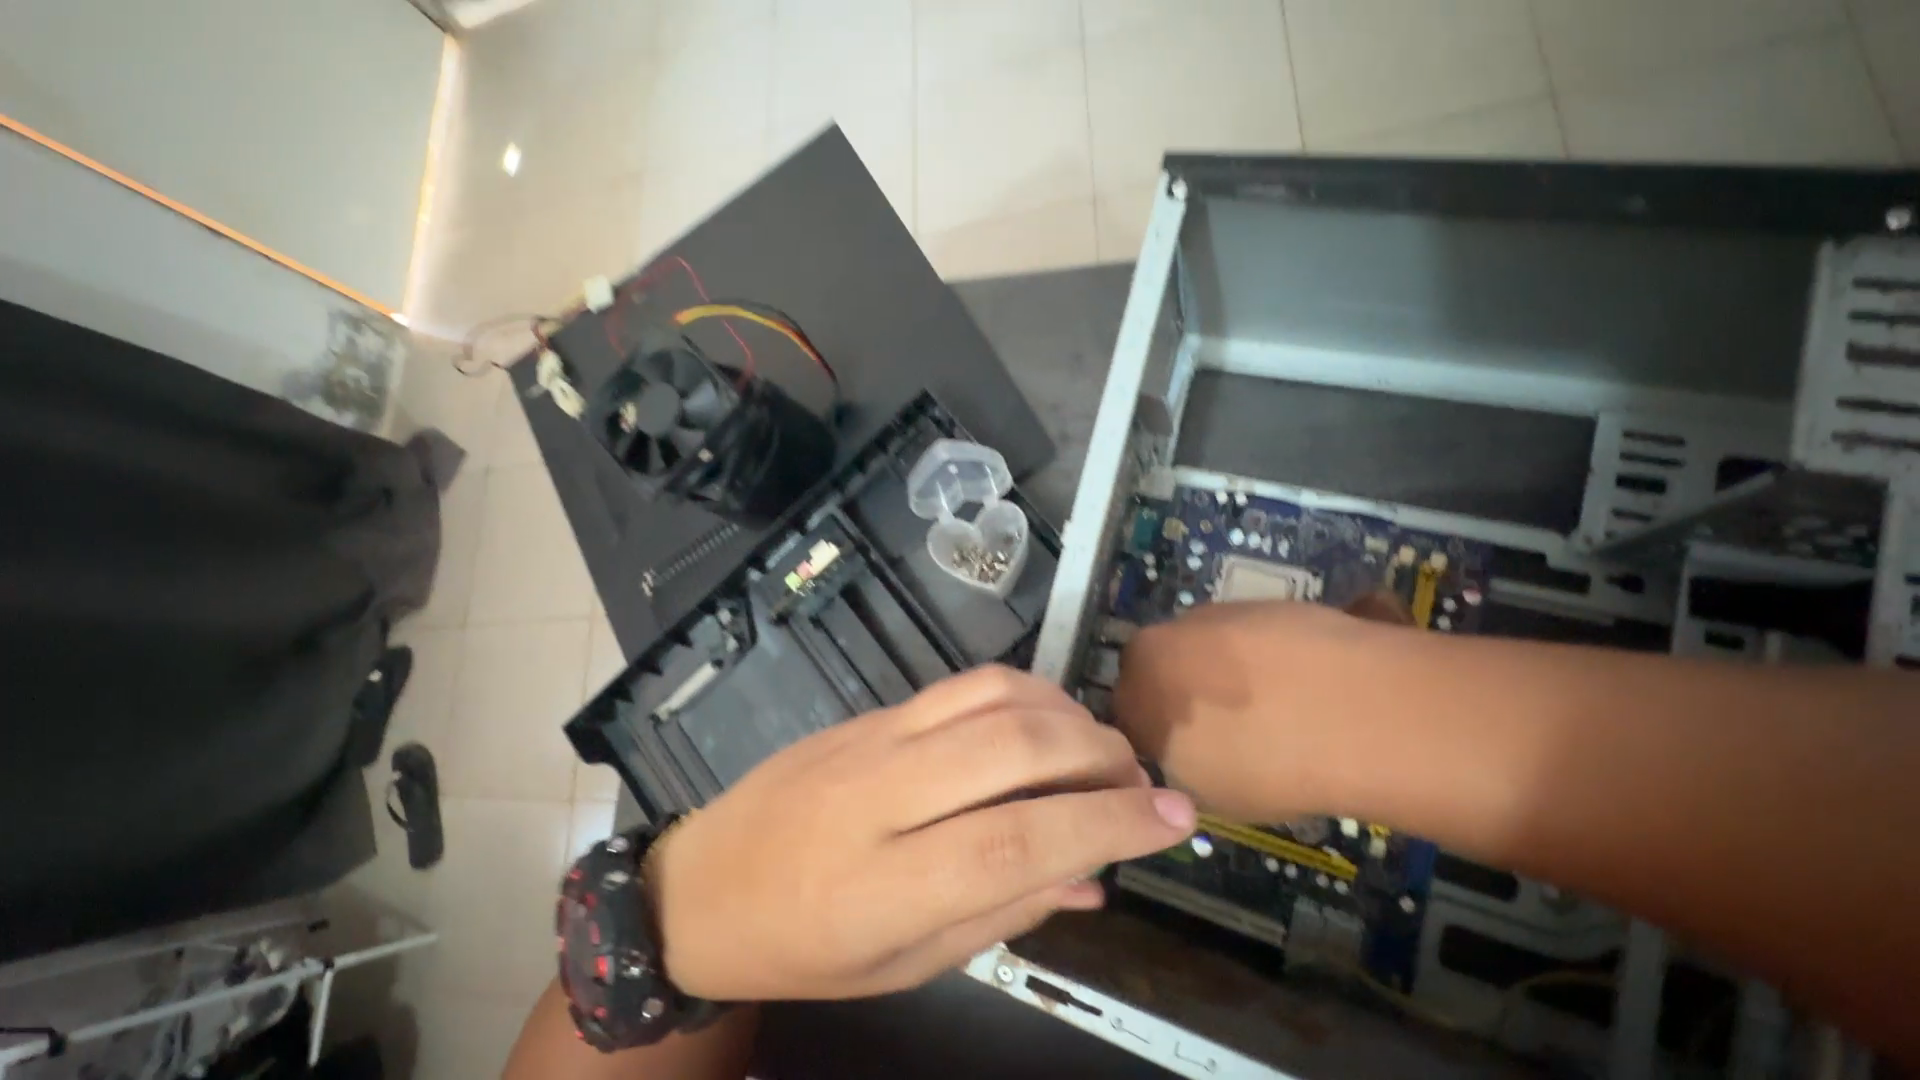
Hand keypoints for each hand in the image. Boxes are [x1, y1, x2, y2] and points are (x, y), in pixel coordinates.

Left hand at [644, 665, 1197, 1001]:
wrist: (702, 885)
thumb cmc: (802, 948)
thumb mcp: (904, 965)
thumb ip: (1004, 915)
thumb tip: (1094, 878)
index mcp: (884, 886)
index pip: (1017, 841)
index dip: (1108, 826)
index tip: (1175, 820)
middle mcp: (881, 796)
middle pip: (1014, 747)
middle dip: (1101, 755)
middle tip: (1141, 782)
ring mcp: (872, 740)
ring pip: (991, 697)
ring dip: (1067, 713)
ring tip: (1100, 750)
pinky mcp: (868, 712)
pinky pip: (959, 686)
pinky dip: (1023, 693)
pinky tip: (1045, 722)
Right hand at [1112, 599, 1408, 822]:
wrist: (1348, 712)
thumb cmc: (1264, 768)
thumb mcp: (1205, 792)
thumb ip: (1180, 764)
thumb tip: (1189, 753)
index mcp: (1135, 691)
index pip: (1127, 715)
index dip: (1156, 737)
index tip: (1185, 756)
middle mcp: (1161, 642)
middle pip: (1163, 668)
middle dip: (1186, 693)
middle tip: (1228, 731)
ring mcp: (1215, 615)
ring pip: (1209, 646)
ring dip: (1229, 671)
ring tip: (1279, 710)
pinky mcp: (1266, 601)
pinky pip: (1255, 636)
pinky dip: (1270, 656)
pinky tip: (1306, 688)